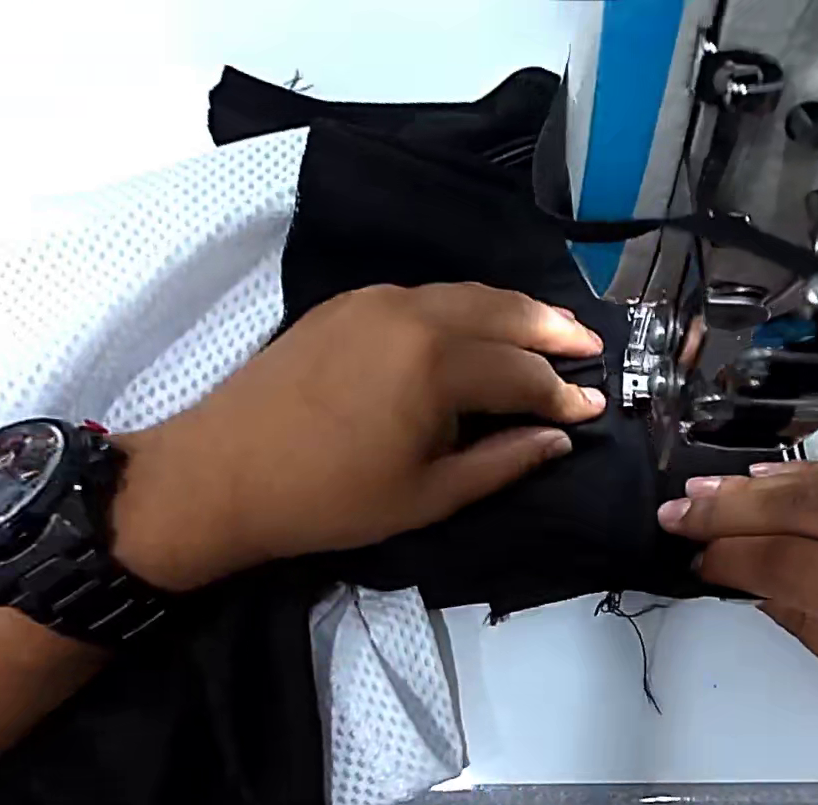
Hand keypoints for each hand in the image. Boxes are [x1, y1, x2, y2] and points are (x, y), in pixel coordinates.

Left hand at [113, 282, 606, 588]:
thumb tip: (559, 439)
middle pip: (505, 311)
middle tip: (590, 345)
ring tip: (550, 330)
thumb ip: (503, 461)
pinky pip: (430, 294)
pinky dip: (471, 308)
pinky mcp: (350, 303)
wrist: (223, 473)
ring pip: (468, 293)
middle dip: (554, 329)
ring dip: (515, 311)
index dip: (564, 393)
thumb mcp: (431, 496)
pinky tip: (482, 328)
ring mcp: (377, 300)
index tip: (594, 406)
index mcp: (435, 365)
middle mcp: (413, 313)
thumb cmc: (333, 499)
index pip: (523, 372)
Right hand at [657, 460, 817, 769]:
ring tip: (714, 489)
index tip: (695, 555)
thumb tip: (756, 582)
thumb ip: (812, 626)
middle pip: (808, 510)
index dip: (735, 557)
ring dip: (766, 484)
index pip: (796, 564)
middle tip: (680, 506)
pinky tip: (777, 478)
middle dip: (733, 508)